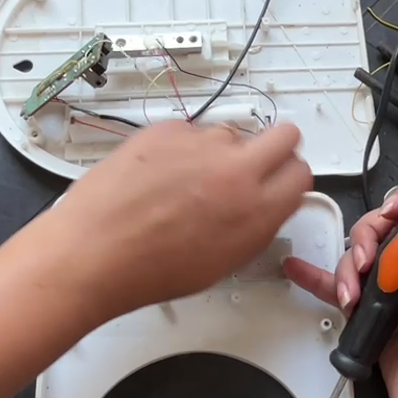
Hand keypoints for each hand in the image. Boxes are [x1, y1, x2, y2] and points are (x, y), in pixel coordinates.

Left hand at [38, 120, 311, 319]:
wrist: (95, 252)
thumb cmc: (149, 269)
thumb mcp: (224, 261)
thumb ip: (255, 225)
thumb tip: (265, 205)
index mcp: (258, 210)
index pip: (301, 172)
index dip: (290, 176)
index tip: (278, 179)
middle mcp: (237, 170)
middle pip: (285, 134)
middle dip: (275, 146)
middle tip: (252, 162)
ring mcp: (202, 144)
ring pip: (232, 132)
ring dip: (220, 150)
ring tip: (188, 179)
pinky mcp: (168, 129)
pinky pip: (189, 129)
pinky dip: (181, 146)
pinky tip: (160, 173)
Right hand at [283, 185, 397, 397]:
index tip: (387, 215)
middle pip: (393, 230)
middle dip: (369, 236)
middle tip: (362, 264)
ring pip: (367, 259)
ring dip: (348, 266)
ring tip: (348, 295)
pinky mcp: (379, 323)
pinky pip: (350, 294)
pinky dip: (325, 282)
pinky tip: (299, 270)